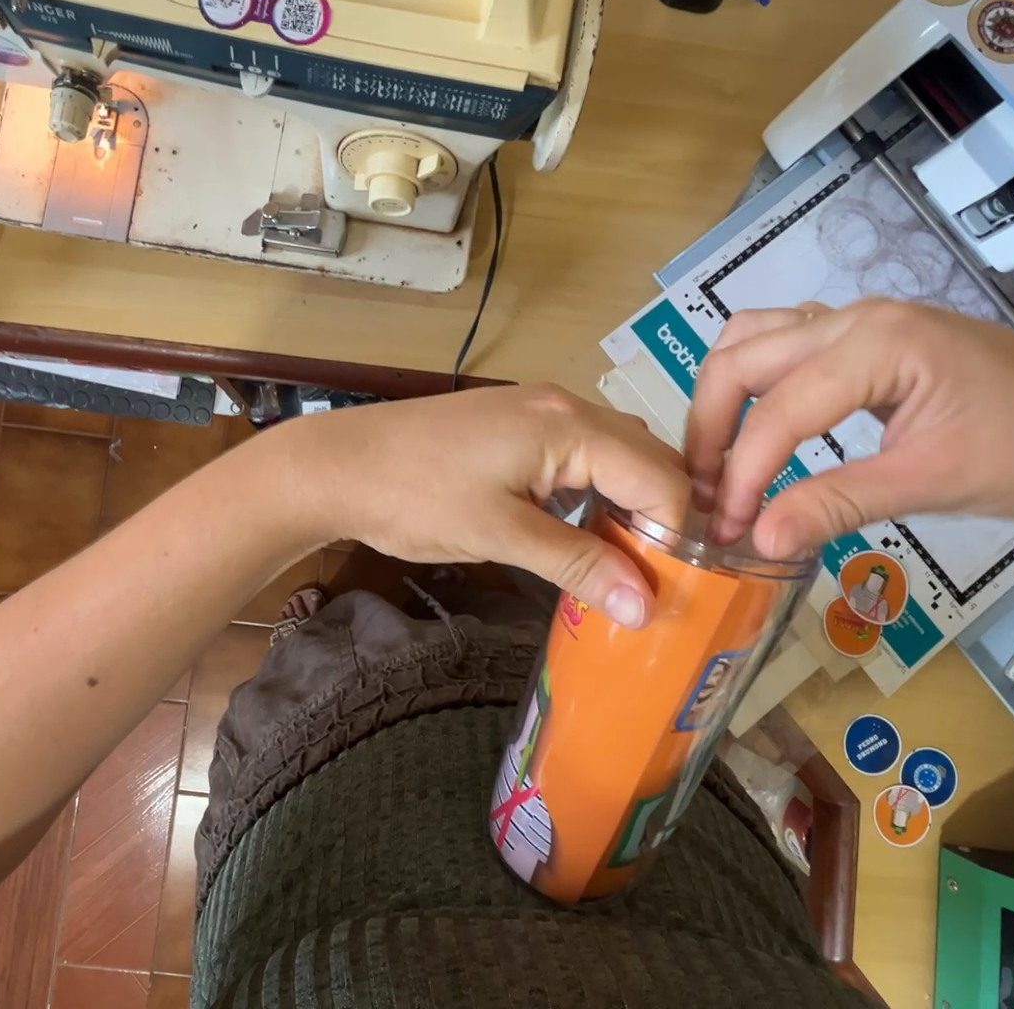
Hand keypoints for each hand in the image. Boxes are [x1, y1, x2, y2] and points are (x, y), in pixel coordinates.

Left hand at [278, 384, 691, 627]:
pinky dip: (591, 490)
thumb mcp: (501, 534)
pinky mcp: (511, 424)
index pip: (658, 476)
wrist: (337, 466)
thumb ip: (577, 565)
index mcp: (570, 425)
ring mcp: (535, 410)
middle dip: (659, 516)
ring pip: (611, 454)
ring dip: (626, 503)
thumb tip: (644, 607)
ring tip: (626, 561)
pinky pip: (576, 453)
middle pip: (643, 458)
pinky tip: (582, 529)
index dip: (675, 534)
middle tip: (659, 577)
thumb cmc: (415, 496)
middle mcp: (563, 406)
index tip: (676, 587)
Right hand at [682, 300, 1013, 558]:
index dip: (742, 474)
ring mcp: (860, 321)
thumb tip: (756, 541)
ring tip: (721, 458)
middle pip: (740, 359)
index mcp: (877, 343)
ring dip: (724, 398)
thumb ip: (835, 504)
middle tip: (705, 491)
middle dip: (710, 428)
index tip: (727, 530)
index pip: (778, 410)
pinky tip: (759, 424)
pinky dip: (754, 383)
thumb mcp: (933, 483)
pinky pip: (782, 345)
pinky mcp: (868, 340)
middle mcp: (855, 318)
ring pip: (752, 341)